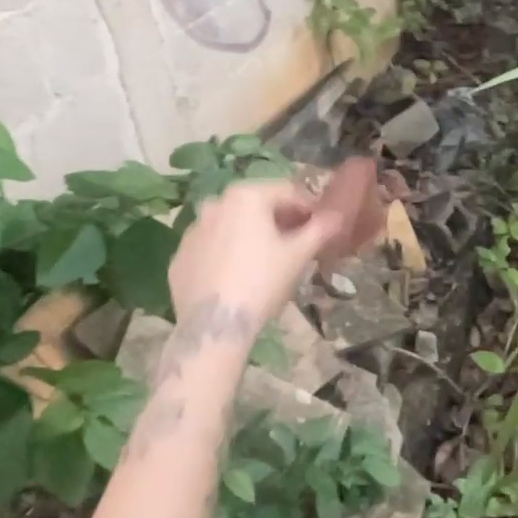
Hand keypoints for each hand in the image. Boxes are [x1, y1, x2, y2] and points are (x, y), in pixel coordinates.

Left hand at [167, 180, 342, 331]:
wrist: (215, 326)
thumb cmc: (262, 281)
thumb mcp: (299, 254)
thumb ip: (321, 229)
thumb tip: (338, 215)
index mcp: (246, 196)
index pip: (287, 191)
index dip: (308, 208)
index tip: (320, 227)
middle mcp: (215, 204)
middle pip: (257, 205)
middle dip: (278, 220)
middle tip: (296, 243)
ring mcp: (192, 231)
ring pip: (231, 225)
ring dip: (251, 235)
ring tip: (267, 261)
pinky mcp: (179, 258)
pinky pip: (211, 248)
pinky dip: (226, 254)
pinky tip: (238, 276)